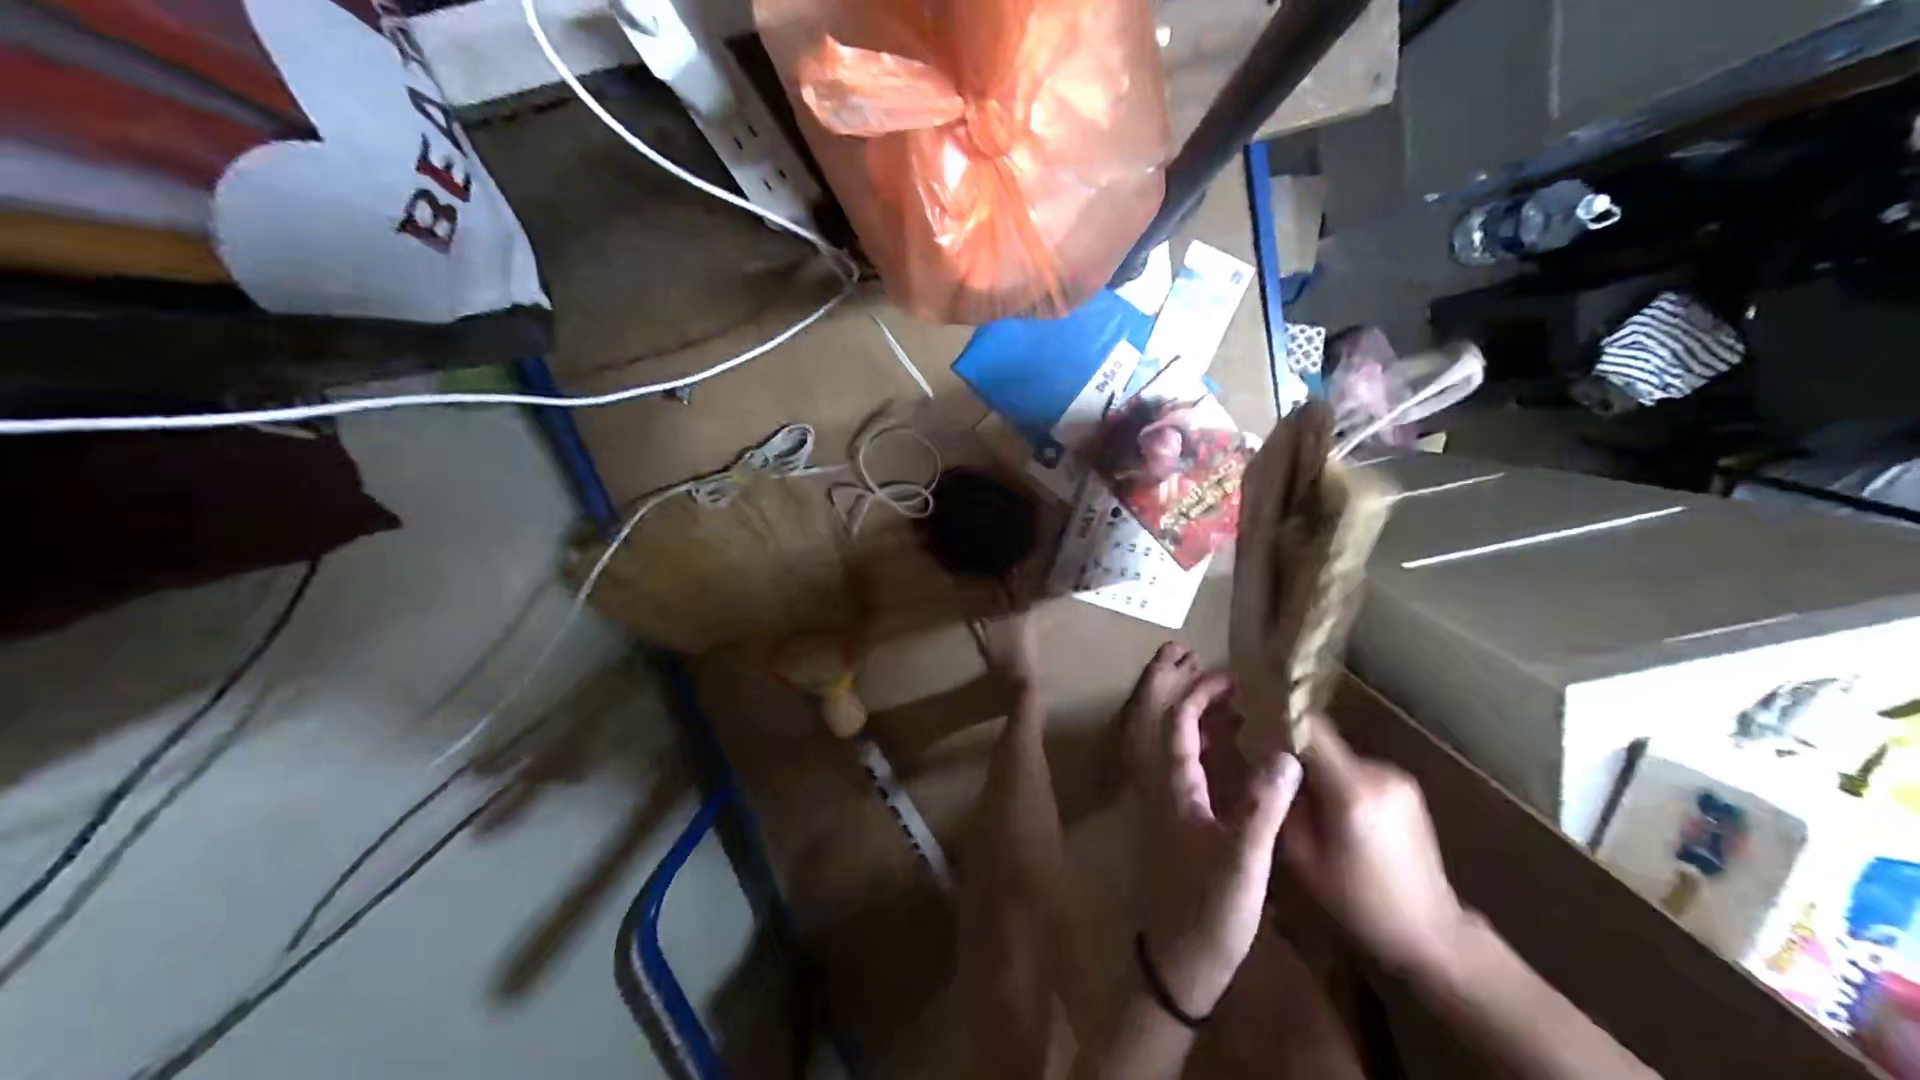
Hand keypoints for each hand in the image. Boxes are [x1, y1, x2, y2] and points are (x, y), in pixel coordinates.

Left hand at [1138, 672, 1303, 1015]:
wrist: (1181, 961)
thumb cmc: (1210, 910)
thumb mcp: (1243, 860)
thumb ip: (1263, 807)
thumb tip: (1287, 753)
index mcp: (1173, 787)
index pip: (1175, 723)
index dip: (1197, 693)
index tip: (1229, 676)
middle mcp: (1164, 787)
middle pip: (1159, 722)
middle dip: (1170, 686)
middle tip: (1187, 655)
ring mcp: (1170, 803)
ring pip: (1172, 743)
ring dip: (1187, 711)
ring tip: (1217, 692)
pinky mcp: (1183, 821)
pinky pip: (1187, 766)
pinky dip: (1202, 743)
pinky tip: (1228, 747)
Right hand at [1280, 721, 1470, 976]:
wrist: (1431, 934)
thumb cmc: (1357, 902)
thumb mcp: (1302, 857)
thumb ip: (1282, 803)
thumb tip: (1268, 766)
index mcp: (1352, 790)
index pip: (1310, 729)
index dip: (1279, 717)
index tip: (1251, 714)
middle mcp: (1379, 773)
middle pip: (1323, 742)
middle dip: (1296, 752)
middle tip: (1270, 771)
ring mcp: (1398, 779)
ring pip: (1339, 757)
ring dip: (1319, 769)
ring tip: (1304, 800)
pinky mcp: (1407, 789)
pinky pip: (1358, 771)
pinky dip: (1340, 781)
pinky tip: (1336, 813)